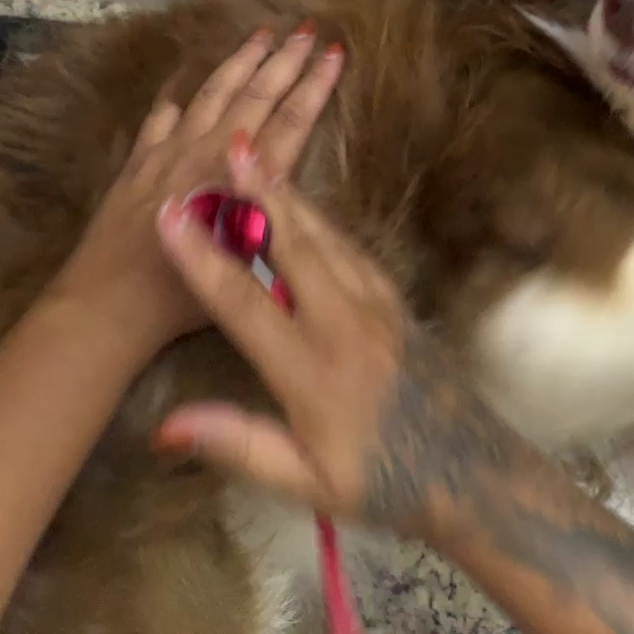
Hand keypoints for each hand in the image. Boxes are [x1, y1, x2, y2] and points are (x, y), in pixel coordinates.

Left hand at [53, 25, 341, 342]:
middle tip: (308, 30)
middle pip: (256, 96)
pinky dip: (175, 96)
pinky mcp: (140, 161)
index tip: (334, 54)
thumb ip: (268, 210)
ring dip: (240, 62)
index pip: (291, 121)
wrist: (110, 302)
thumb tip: (286, 173)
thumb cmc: (185, 295)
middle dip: (286, 60)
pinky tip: (183, 83)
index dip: (315, 86)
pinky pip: (160, 117)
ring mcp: (171, 151)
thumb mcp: (246, 261)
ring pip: (213, 94)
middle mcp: (210, 152)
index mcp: (242, 177)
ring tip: (262, 35)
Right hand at [152, 146, 531, 544]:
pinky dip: (322, 222)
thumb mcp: (308, 484)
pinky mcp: (396, 300)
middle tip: (233, 149)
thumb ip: (241, 446)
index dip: (203, 258)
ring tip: (261, 162)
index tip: (171, 217)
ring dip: (291, 199)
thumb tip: (165, 424)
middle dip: (260, 195)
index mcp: (314, 371)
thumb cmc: (382, 481)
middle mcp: (346, 324)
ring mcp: (378, 305)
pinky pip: (352, 250)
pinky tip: (305, 207)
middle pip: (297, 246)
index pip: (245, 304)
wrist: (467, 470)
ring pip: (328, 239)